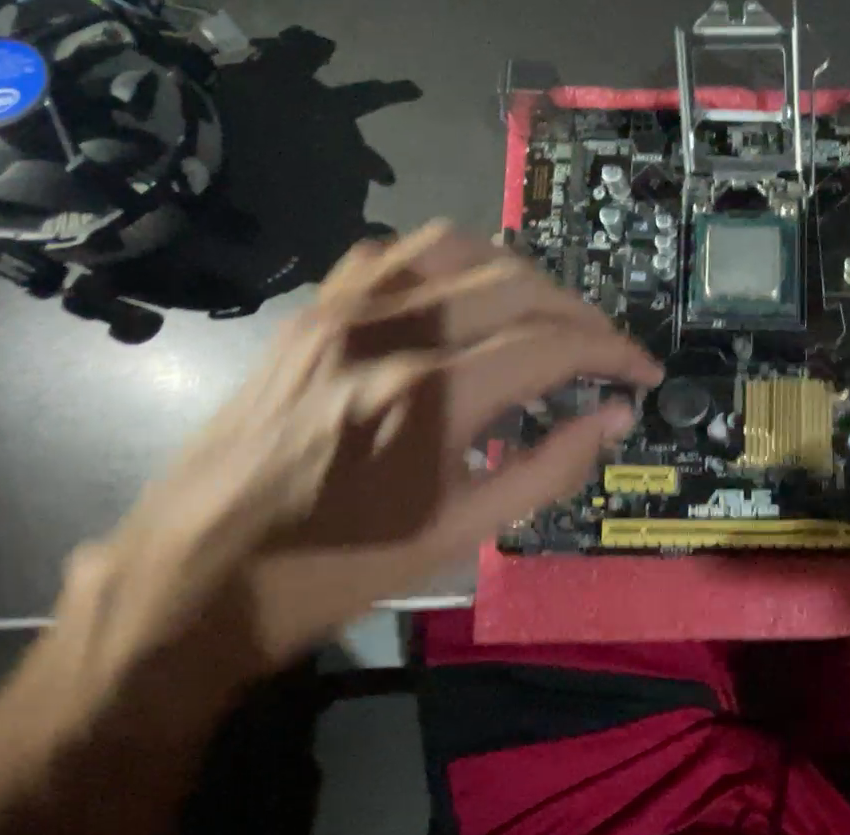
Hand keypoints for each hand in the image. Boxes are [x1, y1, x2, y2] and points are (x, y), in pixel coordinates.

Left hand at [68, 222, 660, 675]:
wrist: (204, 565)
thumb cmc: (344, 567)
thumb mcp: (462, 531)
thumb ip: (550, 466)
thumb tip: (616, 418)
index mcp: (430, 397)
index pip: (550, 345)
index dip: (612, 353)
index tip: (645, 373)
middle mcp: (386, 332)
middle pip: (514, 287)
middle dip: (580, 315)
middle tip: (609, 355)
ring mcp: (338, 312)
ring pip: (455, 251)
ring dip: (521, 278)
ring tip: (550, 321)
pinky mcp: (309, 313)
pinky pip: (392, 257)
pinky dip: (451, 267)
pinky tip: (469, 303)